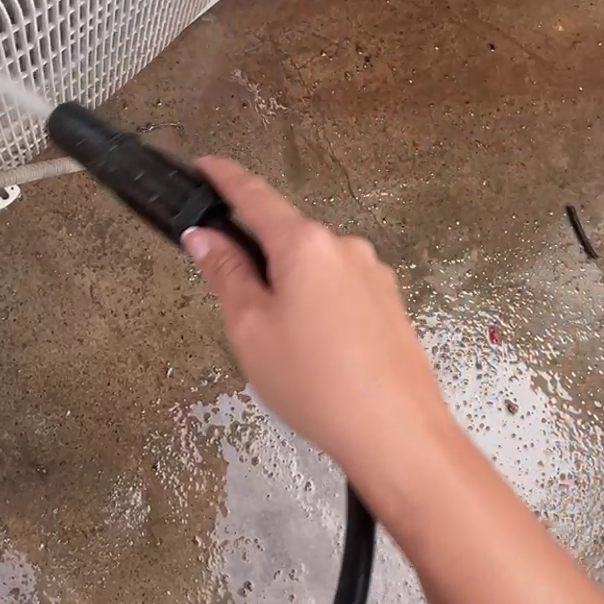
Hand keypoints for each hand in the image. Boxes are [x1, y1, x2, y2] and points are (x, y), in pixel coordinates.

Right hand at [183, 157, 457, 487]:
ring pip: (312, 266)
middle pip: (285, 236)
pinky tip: (317, 350)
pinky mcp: (388, 301)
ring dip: (289, 287)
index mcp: (305, 244)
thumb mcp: (251, 328)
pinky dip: (318, 304)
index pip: (254, 195)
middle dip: (257, 257)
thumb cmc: (317, 384)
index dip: (224, 178)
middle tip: (239, 307)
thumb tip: (204, 237)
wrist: (399, 437)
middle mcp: (343, 246)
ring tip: (284, 346)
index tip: (206, 166)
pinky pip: (339, 287)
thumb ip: (225, 273)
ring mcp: (372, 273)